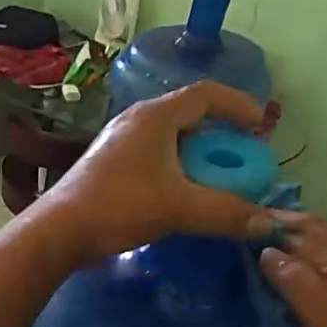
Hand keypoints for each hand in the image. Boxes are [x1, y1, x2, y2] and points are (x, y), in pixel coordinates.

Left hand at [33, 81, 275, 260]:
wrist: (59, 231)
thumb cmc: (120, 206)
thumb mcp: (179, 208)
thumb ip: (226, 213)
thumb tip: (267, 223)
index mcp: (155, 116)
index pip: (206, 95)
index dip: (239, 105)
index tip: (261, 125)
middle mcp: (136, 122)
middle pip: (188, 116)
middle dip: (220, 135)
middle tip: (240, 157)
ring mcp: (118, 144)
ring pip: (169, 140)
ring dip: (196, 156)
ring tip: (215, 179)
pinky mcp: (108, 167)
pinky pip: (153, 159)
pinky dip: (176, 170)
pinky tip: (181, 196)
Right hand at [257, 212, 326, 326]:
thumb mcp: (319, 316)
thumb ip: (293, 280)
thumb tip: (267, 251)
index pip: (302, 230)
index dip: (273, 223)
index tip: (243, 219)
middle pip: (317, 230)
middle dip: (287, 223)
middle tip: (254, 222)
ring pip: (326, 243)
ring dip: (300, 236)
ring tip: (271, 238)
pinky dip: (311, 252)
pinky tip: (301, 263)